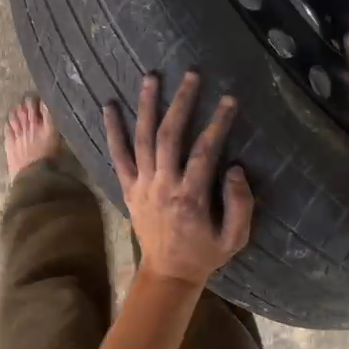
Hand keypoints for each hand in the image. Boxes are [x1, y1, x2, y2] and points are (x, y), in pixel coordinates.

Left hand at [104, 71, 253, 285]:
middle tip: (192, 74)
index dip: (217, 124)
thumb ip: (240, 204)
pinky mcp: (128, 188)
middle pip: (169, 136)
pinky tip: (108, 105)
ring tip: (151, 76)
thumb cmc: (205, 253)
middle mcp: (163, 186)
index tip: (229, 99)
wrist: (168, 274)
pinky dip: (112, 130)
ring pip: (142, 139)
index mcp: (190, 197)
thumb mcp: (234, 238)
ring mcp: (142, 185)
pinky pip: (117, 156)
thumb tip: (237, 168)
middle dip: (181, 102)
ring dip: (146, 105)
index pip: (204, 152)